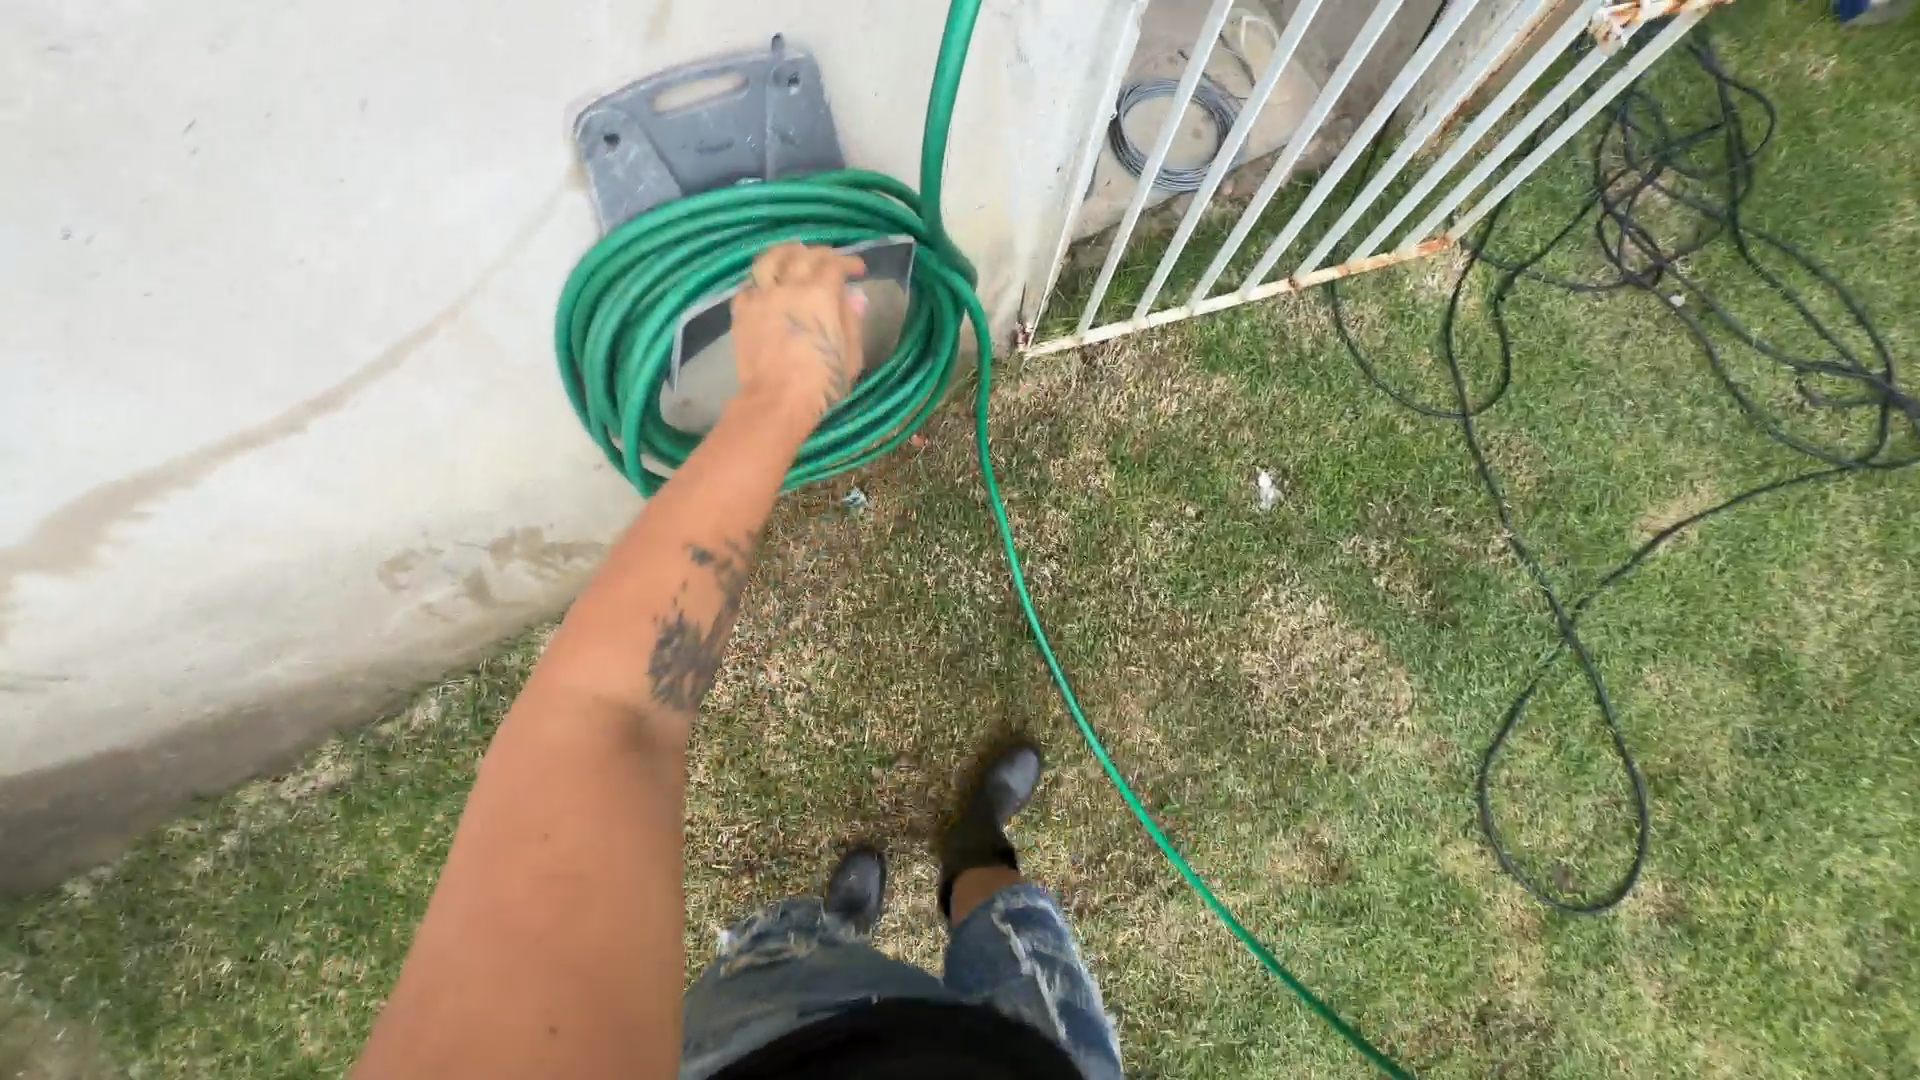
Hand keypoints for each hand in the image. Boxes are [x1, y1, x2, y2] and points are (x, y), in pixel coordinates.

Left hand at [731, 243, 868, 421]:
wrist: (778, 400)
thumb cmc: (823, 383)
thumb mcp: (851, 355)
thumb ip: (852, 321)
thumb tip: (854, 297)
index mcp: (820, 294)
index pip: (835, 264)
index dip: (848, 262)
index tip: (858, 269)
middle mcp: (789, 286)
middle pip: (802, 255)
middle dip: (820, 254)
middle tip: (829, 261)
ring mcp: (761, 297)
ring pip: (769, 260)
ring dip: (784, 254)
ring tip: (792, 257)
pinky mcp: (741, 313)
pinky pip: (748, 287)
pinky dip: (760, 282)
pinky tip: (766, 288)